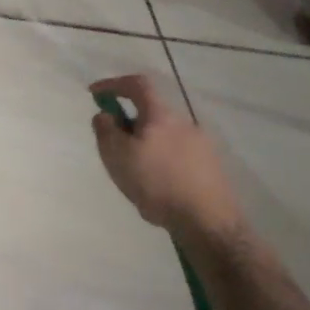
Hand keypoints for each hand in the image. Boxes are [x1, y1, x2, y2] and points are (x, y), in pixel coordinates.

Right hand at [90, 74, 243, 238]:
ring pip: (166, 137)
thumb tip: (107, 115)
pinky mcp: (214, 171)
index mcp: (162, 116)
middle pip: (152, 114)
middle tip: (115, 145)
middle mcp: (186, 125)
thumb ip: (105, 128)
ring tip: (136, 174)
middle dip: (131, 124)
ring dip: (147, 147)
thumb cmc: (156, 182)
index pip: (138, 85)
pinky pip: (180, 157)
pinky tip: (158, 189)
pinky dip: (163, 163)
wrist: (209, 225)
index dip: (113, 84)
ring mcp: (204, 148)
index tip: (95, 94)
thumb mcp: (115, 153)